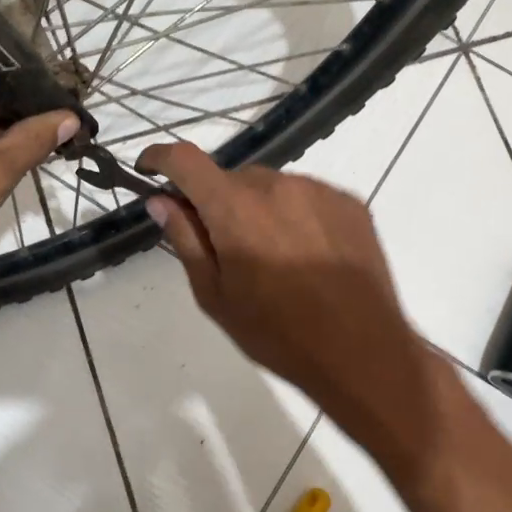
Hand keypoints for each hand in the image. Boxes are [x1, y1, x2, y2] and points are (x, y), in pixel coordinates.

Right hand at [138, 141, 440, 438]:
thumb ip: (186, 241)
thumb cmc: (278, 334)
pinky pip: (306, 197)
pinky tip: (305, 258)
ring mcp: (319, 191)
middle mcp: (278, 185)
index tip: (148, 168)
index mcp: (235, 208)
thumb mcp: (215, 296)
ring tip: (273, 261)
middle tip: (223, 249)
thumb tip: (160, 201)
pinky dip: (294, 216)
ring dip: (258, 210)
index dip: (160, 158)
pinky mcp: (350, 203)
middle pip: (230, 179)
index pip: (186, 160)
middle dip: (216, 203)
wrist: (363, 353)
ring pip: (270, 187)